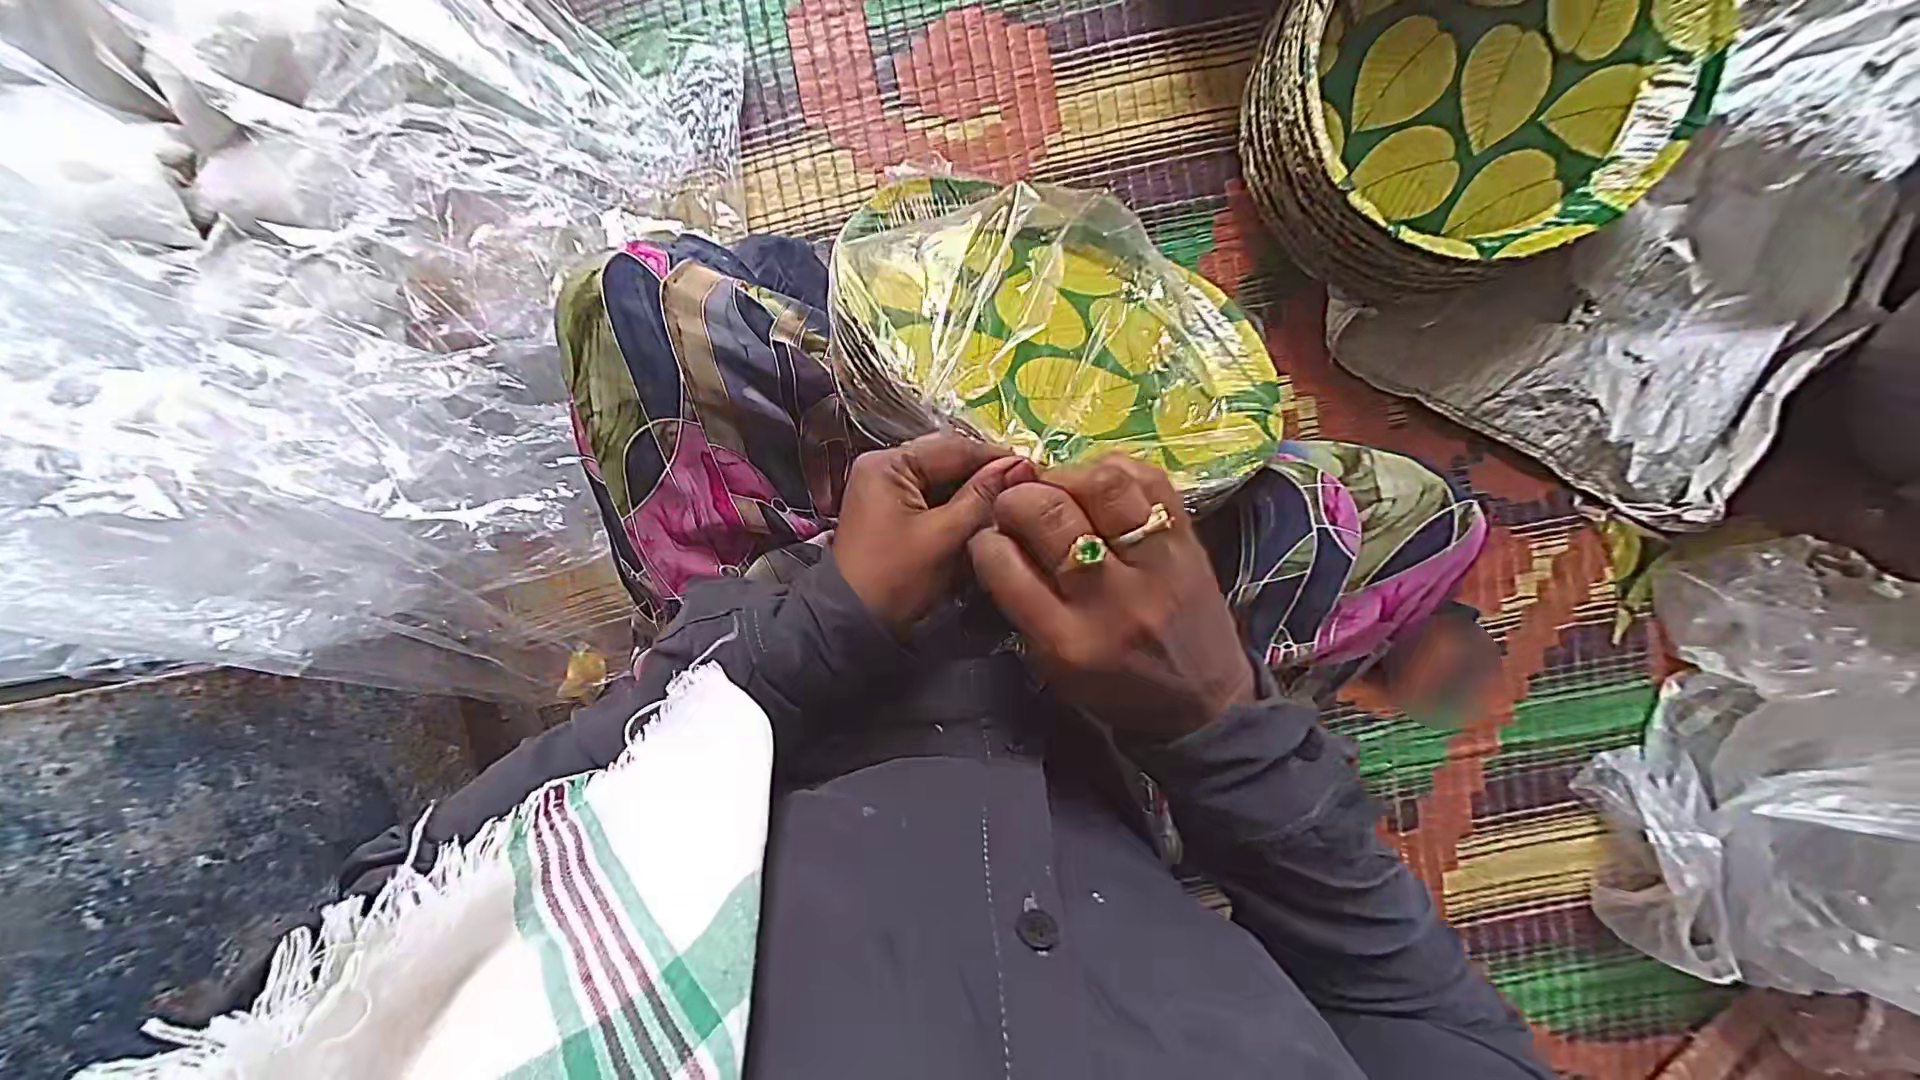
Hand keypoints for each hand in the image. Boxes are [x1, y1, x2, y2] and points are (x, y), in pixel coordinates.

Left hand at [835, 433, 1034, 634]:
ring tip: (1011, 504)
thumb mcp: (945, 537)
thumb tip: (1020, 466)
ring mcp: (885, 491)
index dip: (997, 458)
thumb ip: (982, 497)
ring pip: (942, 482)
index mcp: (888, 463)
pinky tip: (982, 518)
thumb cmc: (896, 580)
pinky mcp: (890, 514)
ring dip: (974, 493)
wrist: (851, 627)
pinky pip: (932, 501)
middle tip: (1027, 490)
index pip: (954, 447)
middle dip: (986, 476)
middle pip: (947, 462)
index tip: (1036, 471)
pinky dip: (957, 508)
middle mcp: (883, 467)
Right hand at [968, 455, 1254, 737]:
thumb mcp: (1052, 666)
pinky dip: (1116, 470)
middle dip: (1018, 498)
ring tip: (1058, 488)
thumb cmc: (1115, 689)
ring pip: (1104, 485)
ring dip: (1067, 475)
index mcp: (1068, 642)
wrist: (1204, 704)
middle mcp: (1114, 599)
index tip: (989, 537)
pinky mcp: (1189, 542)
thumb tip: (998, 537)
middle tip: (1016, 503)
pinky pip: (1150, 480)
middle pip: (1051, 515)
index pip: (1006, 566)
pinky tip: (1101, 486)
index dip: (986, 541)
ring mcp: (1157, 564)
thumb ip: (1021, 603)